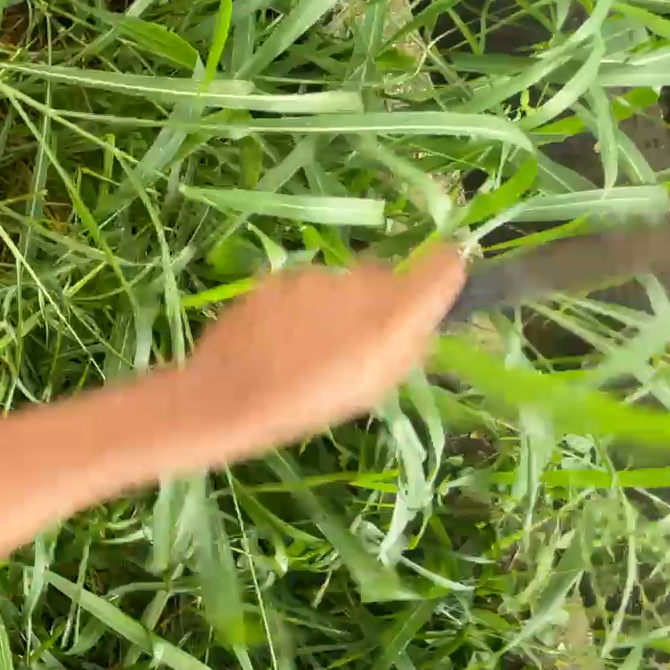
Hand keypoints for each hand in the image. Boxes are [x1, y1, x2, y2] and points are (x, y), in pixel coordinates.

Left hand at [187, 246, 467, 444]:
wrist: (226, 396)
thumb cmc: (306, 404)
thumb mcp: (373, 385)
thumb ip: (406, 345)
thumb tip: (419, 322)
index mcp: (395, 315)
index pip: (442, 265)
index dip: (441, 270)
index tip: (435, 282)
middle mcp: (357, 284)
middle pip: (382, 275)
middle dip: (374, 298)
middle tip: (351, 335)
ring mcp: (310, 278)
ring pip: (335, 281)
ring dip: (329, 302)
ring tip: (303, 342)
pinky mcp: (272, 279)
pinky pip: (296, 286)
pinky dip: (294, 304)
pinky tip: (275, 334)